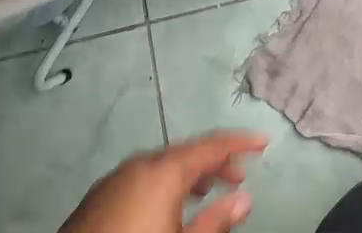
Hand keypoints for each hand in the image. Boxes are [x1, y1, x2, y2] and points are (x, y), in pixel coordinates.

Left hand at [58, 130, 267, 232]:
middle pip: (186, 152)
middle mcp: (140, 164)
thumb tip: (245, 199)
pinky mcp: (97, 198)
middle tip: (240, 175)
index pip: (212, 144)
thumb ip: (215, 221)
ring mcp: (115, 179)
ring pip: (162, 165)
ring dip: (189, 173)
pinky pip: (141, 178)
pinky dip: (163, 183)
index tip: (264, 142)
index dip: (240, 142)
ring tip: (208, 189)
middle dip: (215, 160)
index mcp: (164, 170)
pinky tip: (167, 205)